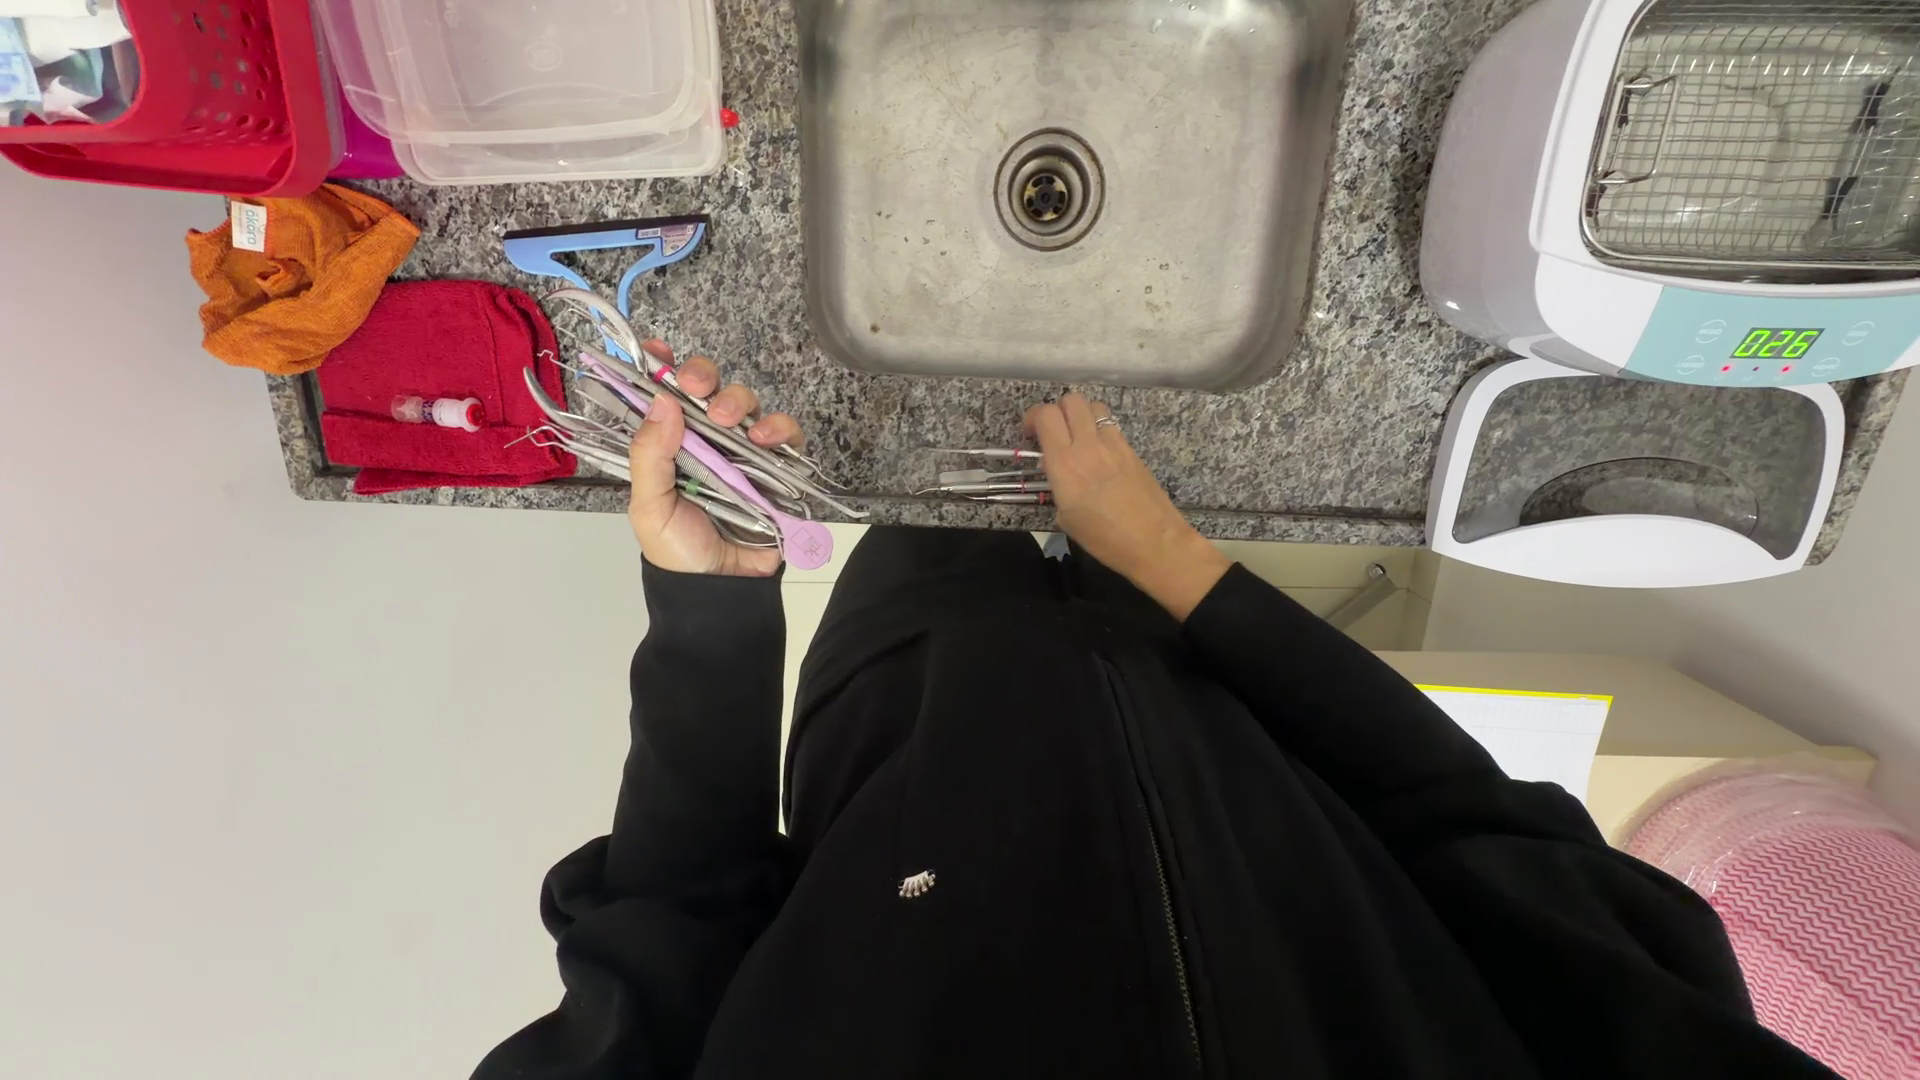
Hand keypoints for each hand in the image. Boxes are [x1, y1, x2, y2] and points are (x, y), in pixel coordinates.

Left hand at [627, 340, 804, 576]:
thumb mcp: (650, 505)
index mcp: (670, 444)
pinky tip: (767, 440)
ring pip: (748, 405)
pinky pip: (786, 437)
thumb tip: (662, 401)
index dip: (661, 367)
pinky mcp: (778, 469)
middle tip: (698, 388)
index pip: (665, 395)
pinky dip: (781, 429)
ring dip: (741, 402)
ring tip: (733, 423)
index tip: (658, 351)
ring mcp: (744, 453)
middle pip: (710, 388)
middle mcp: (707, 440)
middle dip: (704, 377)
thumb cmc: (679, 549)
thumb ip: (651, 457)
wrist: (723, 588)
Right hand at [1026, 393, 1230, 620]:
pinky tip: (1099, 452)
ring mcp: (1114, 444)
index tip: (1031, 434)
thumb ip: (1057, 488)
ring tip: (1077, 437)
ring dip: (1080, 415)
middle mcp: (1088, 445)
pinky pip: (1110, 424)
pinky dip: (1099, 429)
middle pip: (1071, 400)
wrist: (1154, 541)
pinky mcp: (1131, 449)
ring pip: (1093, 406)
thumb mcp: (1066, 518)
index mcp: (1065, 464)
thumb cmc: (1104, 538)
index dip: (1033, 417)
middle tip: (1053, 431)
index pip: (1046, 416)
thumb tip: (1057, 474)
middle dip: (1057, 410)